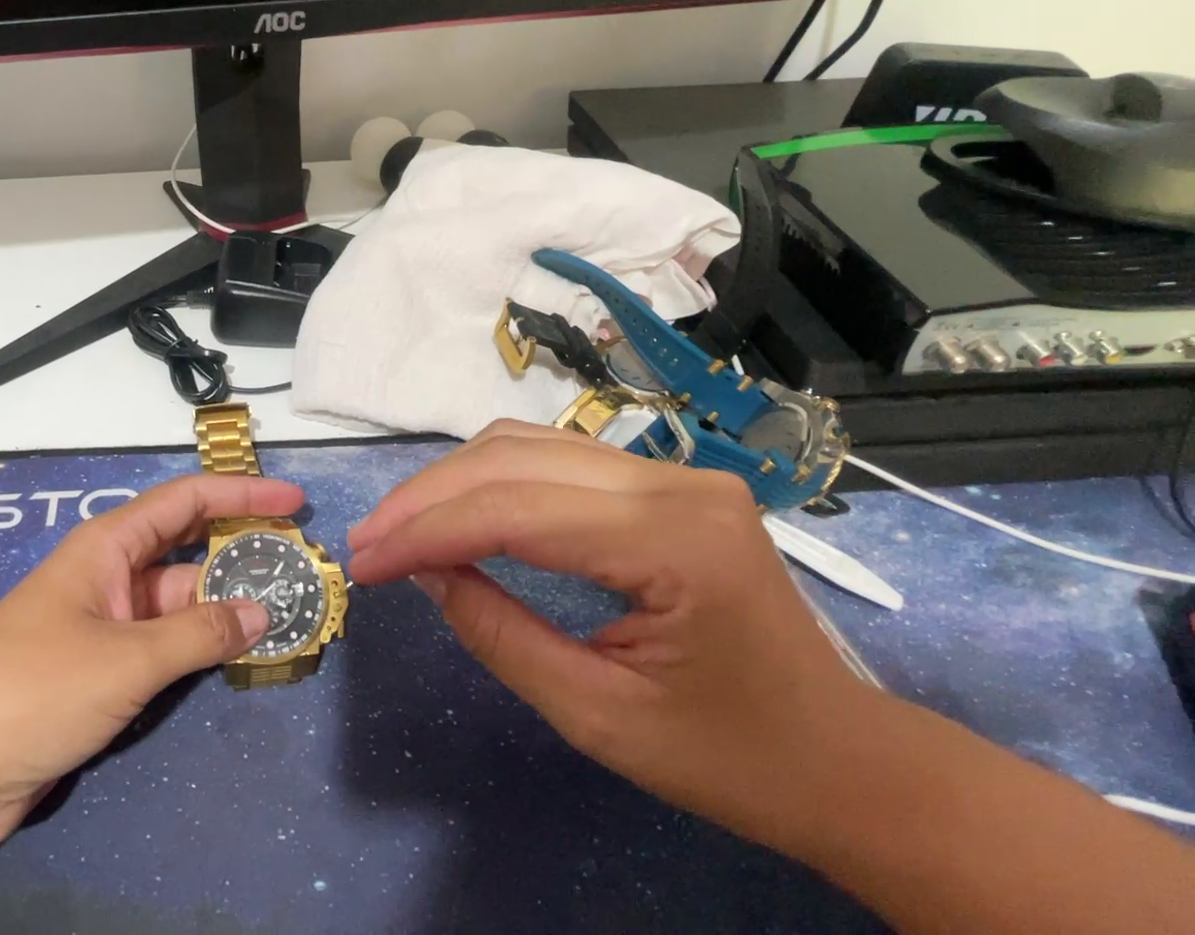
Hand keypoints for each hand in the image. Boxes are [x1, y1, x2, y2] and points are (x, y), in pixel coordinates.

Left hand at [0, 473, 295, 853]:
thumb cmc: (33, 690)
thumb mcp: (126, 658)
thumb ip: (199, 634)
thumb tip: (261, 611)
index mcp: (106, 547)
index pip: (186, 502)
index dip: (242, 494)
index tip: (295, 501)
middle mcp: (108, 577)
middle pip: (187, 551)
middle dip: (242, 552)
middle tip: (302, 563)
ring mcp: (104, 626)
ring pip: (179, 604)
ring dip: (226, 607)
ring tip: (288, 614)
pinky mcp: (101, 673)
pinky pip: (164, 647)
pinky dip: (201, 648)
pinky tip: (240, 656)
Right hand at [347, 420, 874, 844]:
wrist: (842, 760)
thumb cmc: (729, 758)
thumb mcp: (596, 716)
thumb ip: (499, 634)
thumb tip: (425, 572)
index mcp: (674, 541)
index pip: (514, 509)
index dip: (425, 531)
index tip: (364, 563)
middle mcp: (677, 483)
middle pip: (514, 460)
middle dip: (426, 499)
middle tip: (368, 544)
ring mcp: (677, 476)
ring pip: (529, 445)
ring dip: (451, 483)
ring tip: (398, 530)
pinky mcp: (667, 486)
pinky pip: (556, 461)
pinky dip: (491, 482)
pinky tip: (455, 514)